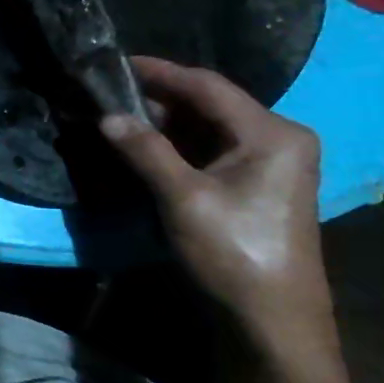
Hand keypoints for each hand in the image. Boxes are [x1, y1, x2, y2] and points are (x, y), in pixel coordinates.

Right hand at [99, 57, 334, 358]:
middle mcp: (277, 138)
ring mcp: (269, 162)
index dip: (159, 72)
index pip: (207, 86)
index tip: (114, 64)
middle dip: (157, 98)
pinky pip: (211, 148)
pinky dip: (177, 144)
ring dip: (164, 121)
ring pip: (207, 126)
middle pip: (209, 103)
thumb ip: (145, 151)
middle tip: (107, 93)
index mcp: (272, 134)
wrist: (271, 318)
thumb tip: (106, 116)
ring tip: (116, 116)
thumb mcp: (183, 198)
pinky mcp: (255, 183)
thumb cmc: (233, 252)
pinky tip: (144, 145)